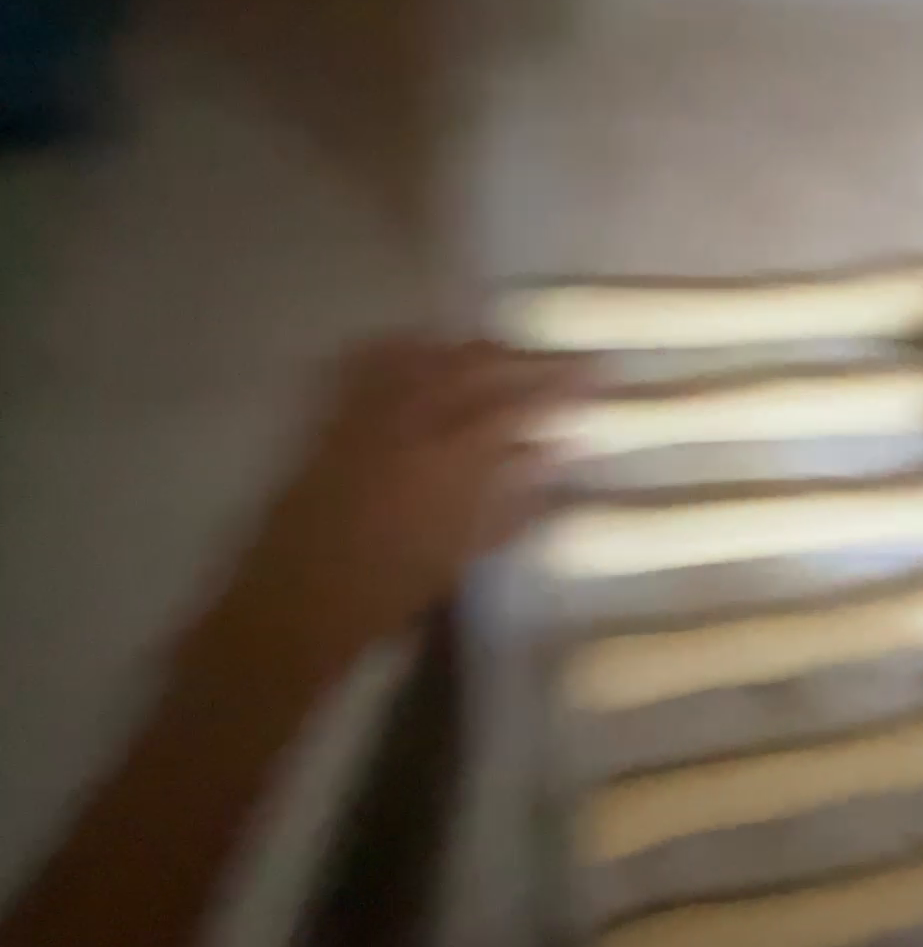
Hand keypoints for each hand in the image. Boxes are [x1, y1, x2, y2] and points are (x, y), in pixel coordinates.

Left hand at [204, 336, 582, 672]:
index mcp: (452, 460)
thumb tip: (563, 451)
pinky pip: (365, 362)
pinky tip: (423, 347)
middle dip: (525, 356)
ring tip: (504, 351)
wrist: (301, 599)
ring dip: (472, 347)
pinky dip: (402, 348)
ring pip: (425, 355)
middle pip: (476, 365)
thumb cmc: (400, 583)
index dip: (562, 381)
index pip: (521, 403)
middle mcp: (408, 424)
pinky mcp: (328, 417)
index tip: (597, 371)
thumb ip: (524, 495)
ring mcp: (363, 415)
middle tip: (559, 360)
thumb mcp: (474, 544)